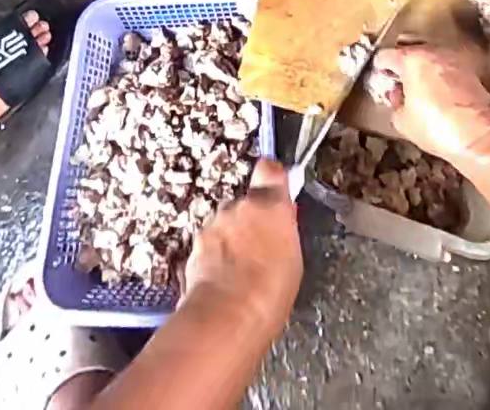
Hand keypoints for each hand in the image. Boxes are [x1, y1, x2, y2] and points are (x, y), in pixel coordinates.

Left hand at [181, 159, 301, 328]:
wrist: (226, 318)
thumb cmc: (270, 292)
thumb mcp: (293, 260)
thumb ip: (284, 231)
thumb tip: (281, 222)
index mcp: (271, 204)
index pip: (270, 170)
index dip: (271, 176)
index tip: (275, 186)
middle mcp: (241, 206)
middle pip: (247, 204)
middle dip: (250, 221)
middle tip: (258, 249)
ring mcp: (216, 224)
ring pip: (226, 225)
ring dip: (231, 240)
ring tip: (239, 273)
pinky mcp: (196, 245)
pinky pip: (210, 245)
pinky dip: (214, 257)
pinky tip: (221, 282)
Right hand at [372, 44, 489, 162]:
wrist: (477, 134)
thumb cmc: (436, 126)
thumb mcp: (403, 120)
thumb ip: (394, 103)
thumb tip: (397, 96)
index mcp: (410, 59)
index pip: (386, 55)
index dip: (379, 67)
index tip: (379, 76)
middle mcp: (432, 52)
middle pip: (409, 48)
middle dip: (401, 61)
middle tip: (396, 79)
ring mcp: (452, 59)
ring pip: (430, 55)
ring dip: (421, 66)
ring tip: (417, 86)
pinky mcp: (468, 70)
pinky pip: (445, 66)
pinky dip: (438, 73)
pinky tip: (436, 91)